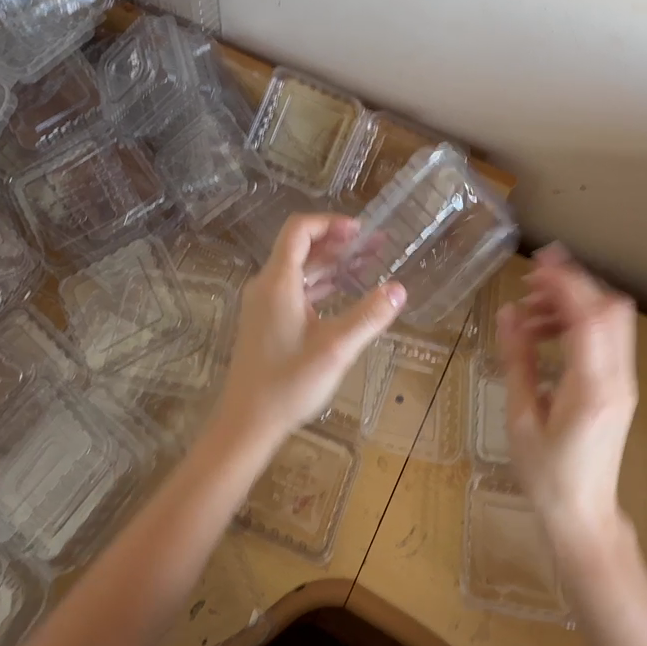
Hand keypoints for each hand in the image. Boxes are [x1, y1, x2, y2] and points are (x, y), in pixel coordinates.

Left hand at [214, 213, 406, 445]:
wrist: (247, 422)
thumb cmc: (288, 382)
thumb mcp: (336, 349)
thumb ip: (369, 316)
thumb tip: (399, 288)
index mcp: (278, 282)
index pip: (299, 230)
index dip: (330, 223)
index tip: (361, 232)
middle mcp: (267, 286)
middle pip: (301, 248)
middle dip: (339, 243)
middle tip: (376, 247)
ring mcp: (263, 305)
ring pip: (299, 270)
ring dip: (332, 264)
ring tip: (368, 265)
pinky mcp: (265, 322)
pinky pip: (295, 289)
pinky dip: (321, 284)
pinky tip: (344, 293)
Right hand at [496, 243, 639, 557]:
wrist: (584, 516)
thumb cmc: (546, 475)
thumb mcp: (521, 417)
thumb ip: (517, 361)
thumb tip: (508, 313)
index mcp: (591, 386)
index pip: (589, 318)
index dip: (566, 283)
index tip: (538, 263)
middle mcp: (617, 378)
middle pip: (610, 310)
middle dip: (573, 285)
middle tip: (531, 282)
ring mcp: (624, 382)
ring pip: (612, 320)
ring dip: (575, 303)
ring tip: (531, 309)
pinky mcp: (620, 387)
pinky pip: (608, 339)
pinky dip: (580, 322)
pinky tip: (545, 332)